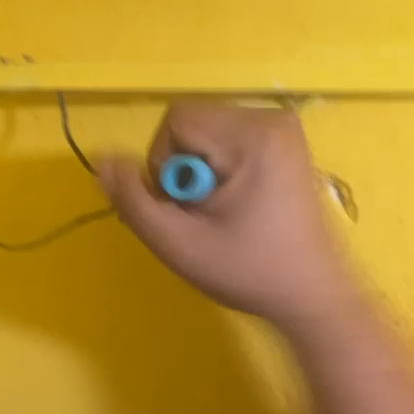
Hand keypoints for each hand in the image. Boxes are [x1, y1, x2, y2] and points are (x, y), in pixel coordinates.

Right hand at [98, 104, 358, 328]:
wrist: (311, 294)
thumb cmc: (248, 272)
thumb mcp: (178, 244)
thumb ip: (133, 199)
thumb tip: (102, 159)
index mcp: (253, 136)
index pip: (174, 121)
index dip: (163, 165)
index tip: (186, 206)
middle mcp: (271, 118)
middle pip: (188, 123)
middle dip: (179, 168)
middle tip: (201, 214)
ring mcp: (281, 128)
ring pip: (202, 131)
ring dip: (194, 170)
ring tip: (217, 212)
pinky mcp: (283, 142)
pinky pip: (223, 138)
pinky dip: (214, 169)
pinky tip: (231, 204)